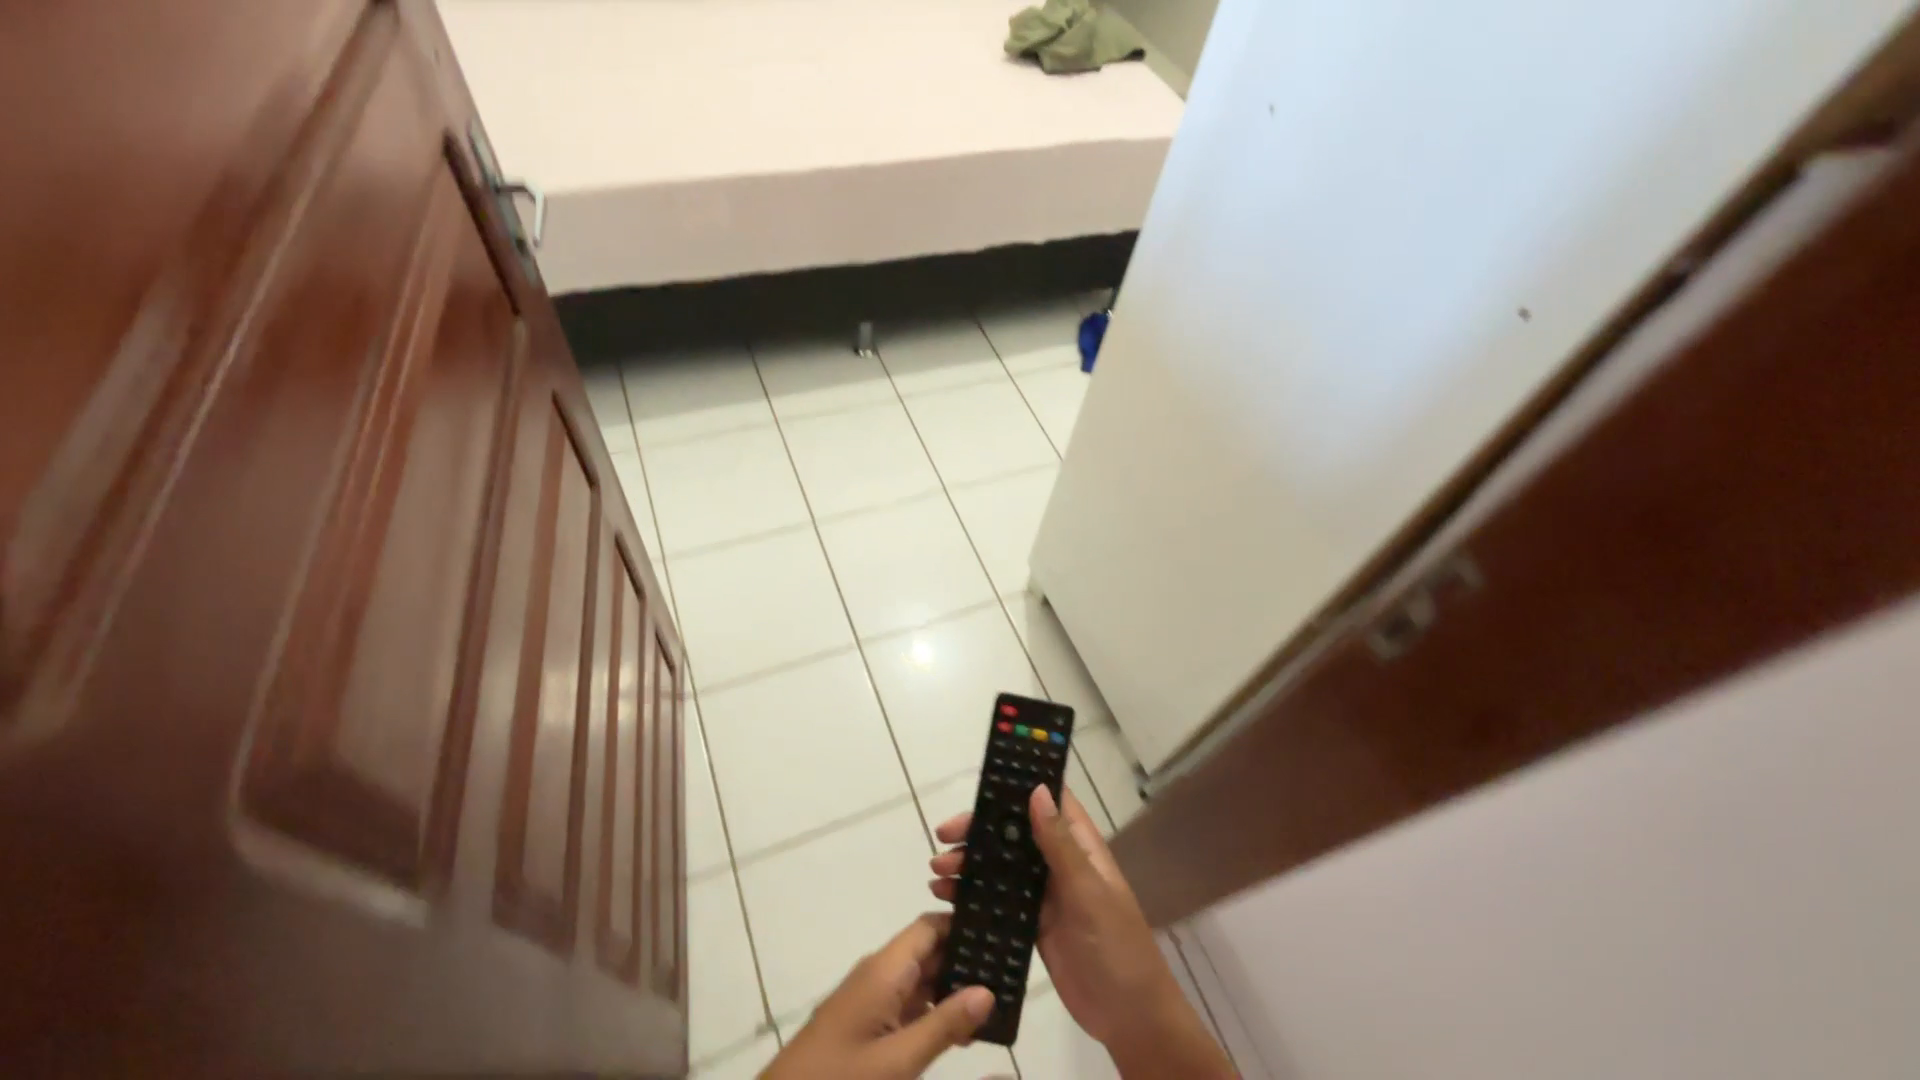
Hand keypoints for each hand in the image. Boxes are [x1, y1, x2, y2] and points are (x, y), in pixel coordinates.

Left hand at [763, 913, 994, 1079]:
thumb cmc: (841, 1079)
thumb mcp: (898, 1062)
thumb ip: (944, 1026)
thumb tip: (988, 989)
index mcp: (884, 970)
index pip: (930, 927)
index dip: (964, 925)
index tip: (1003, 931)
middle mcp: (877, 975)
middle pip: (928, 951)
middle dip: (966, 959)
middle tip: (1012, 969)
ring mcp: (869, 1000)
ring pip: (920, 981)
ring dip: (953, 989)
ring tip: (999, 1000)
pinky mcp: (865, 1024)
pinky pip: (907, 1005)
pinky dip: (934, 1012)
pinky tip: (963, 1032)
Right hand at [927, 786, 1175, 1046]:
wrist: (1130, 1016)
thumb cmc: (1116, 947)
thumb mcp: (1087, 892)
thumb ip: (1059, 844)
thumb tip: (1037, 790)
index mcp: (1081, 847)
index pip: (1050, 802)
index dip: (1019, 787)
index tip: (981, 785)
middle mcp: (1062, 864)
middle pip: (1015, 833)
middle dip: (979, 831)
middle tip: (943, 835)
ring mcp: (1047, 896)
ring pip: (1002, 867)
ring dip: (970, 864)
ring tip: (936, 873)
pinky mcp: (1034, 925)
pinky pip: (999, 901)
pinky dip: (974, 897)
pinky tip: (948, 899)